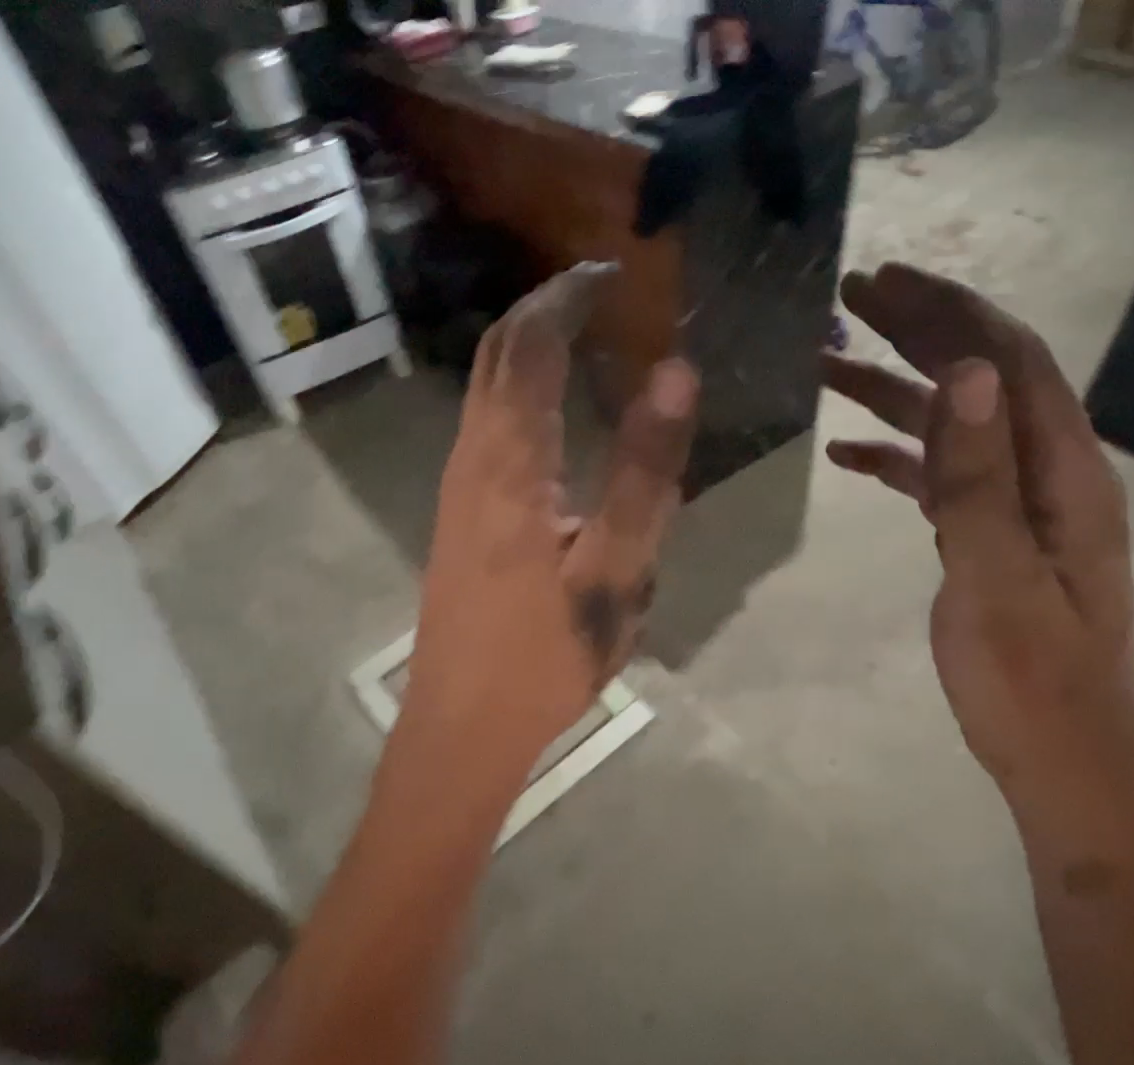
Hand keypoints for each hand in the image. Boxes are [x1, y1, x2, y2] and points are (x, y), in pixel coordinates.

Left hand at [402, 264, 697, 760]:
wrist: (463, 725)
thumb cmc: (546, 655)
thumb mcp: (615, 570)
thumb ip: (645, 470)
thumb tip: (675, 371)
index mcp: (509, 463)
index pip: (531, 344)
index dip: (568, 295)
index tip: (614, 269)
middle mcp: (472, 459)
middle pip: (498, 355)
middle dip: (545, 308)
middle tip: (604, 289)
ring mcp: (459, 487)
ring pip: (487, 388)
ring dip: (529, 346)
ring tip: (588, 335)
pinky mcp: (461, 514)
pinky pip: (488, 424)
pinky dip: (521, 389)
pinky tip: (559, 413)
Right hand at [822, 264, 1133, 794]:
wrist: (1059, 763)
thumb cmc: (1028, 682)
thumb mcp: (996, 580)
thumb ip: (978, 477)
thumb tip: (967, 371)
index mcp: (1064, 475)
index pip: (1011, 362)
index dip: (950, 312)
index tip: (883, 282)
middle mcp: (1049, 475)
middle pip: (984, 380)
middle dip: (920, 331)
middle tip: (849, 297)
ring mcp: (1021, 508)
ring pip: (957, 425)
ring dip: (897, 389)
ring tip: (828, 362)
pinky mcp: (992, 539)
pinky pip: (943, 477)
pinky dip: (898, 454)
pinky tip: (846, 453)